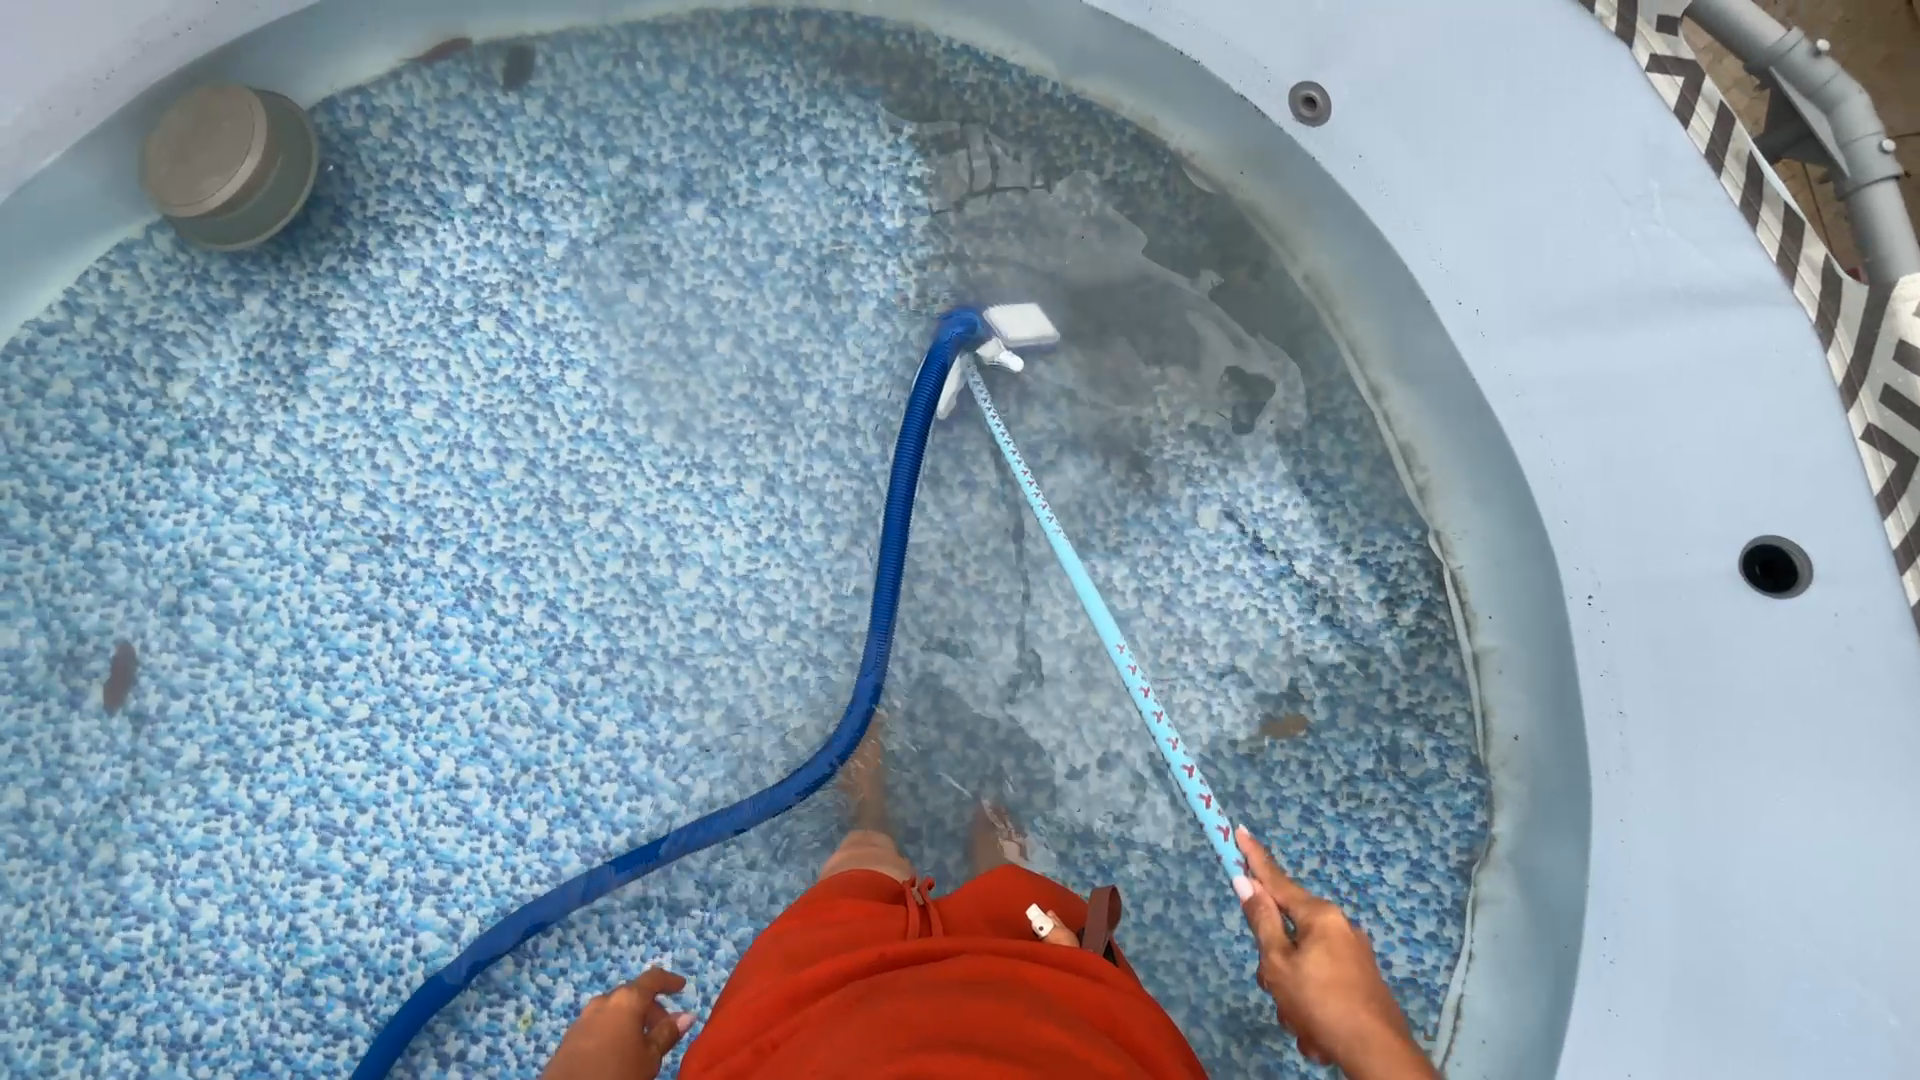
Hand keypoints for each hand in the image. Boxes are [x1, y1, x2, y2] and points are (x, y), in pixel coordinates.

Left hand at [539, 967, 695, 1079]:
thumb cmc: (616, 1074)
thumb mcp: (649, 1058)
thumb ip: (667, 1033)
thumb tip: (687, 1015)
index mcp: (627, 1000)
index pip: (653, 979)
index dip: (669, 981)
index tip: (681, 987)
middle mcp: (604, 1002)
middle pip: (633, 995)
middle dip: (650, 1008)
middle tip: (662, 1027)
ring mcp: (583, 1019)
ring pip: (614, 1010)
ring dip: (630, 1020)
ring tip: (639, 1042)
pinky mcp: (569, 1038)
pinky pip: (598, 1024)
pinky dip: (612, 1029)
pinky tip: (615, 1051)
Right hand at [1234, 826, 1437, 1079]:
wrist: (1379, 1057)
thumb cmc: (1322, 1003)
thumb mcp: (1279, 963)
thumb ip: (1261, 921)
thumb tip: (1245, 882)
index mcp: (1320, 916)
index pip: (1278, 880)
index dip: (1255, 858)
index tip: (1240, 831)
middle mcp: (1340, 928)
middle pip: (1288, 932)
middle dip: (1276, 963)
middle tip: (1276, 987)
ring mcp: (1355, 957)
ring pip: (1303, 964)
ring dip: (1293, 992)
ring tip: (1300, 1020)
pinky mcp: (1363, 983)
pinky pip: (1322, 985)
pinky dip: (1312, 1006)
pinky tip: (1316, 1032)